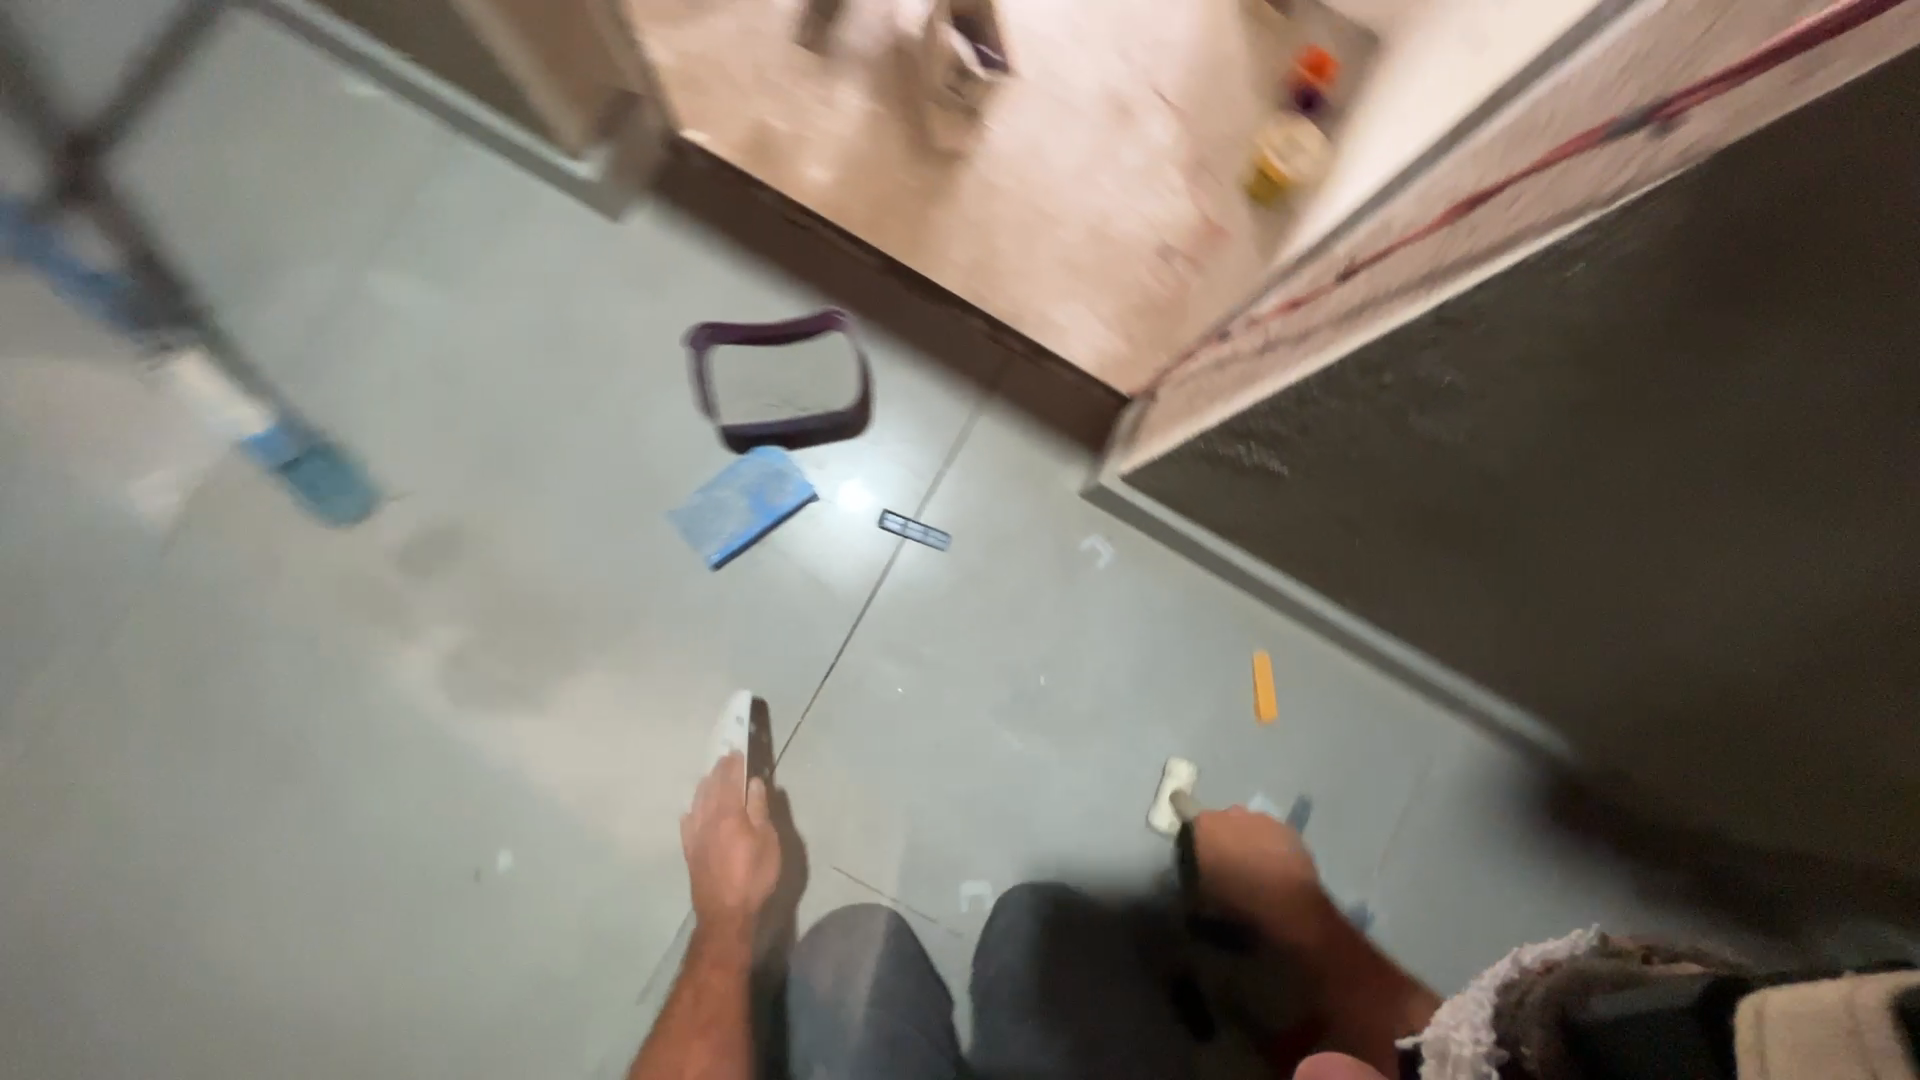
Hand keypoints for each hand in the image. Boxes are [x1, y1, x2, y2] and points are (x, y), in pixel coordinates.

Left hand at [681, 753, 780, 939]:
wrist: (725, 913)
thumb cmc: (754, 875)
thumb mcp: (768, 841)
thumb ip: (759, 809)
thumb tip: (754, 782)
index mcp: (730, 814)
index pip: (730, 781)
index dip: (734, 764)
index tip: (736, 750)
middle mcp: (708, 819)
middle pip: (712, 788)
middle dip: (719, 771)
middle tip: (724, 757)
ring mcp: (696, 836)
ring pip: (697, 803)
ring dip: (705, 786)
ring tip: (710, 776)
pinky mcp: (690, 852)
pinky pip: (687, 824)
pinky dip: (691, 812)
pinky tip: (690, 810)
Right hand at [1191, 805, 1330, 948]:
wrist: (1290, 910)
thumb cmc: (1236, 902)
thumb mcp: (1200, 902)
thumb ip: (1190, 886)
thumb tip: (1189, 889)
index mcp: (1204, 825)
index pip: (1182, 804)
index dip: (1180, 809)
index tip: (1187, 824)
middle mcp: (1232, 813)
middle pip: (1220, 819)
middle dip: (1221, 836)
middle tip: (1225, 863)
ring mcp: (1263, 820)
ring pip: (1249, 825)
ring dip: (1247, 840)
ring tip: (1254, 868)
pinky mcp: (1290, 831)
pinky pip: (1273, 835)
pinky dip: (1271, 847)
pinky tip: (1276, 869)